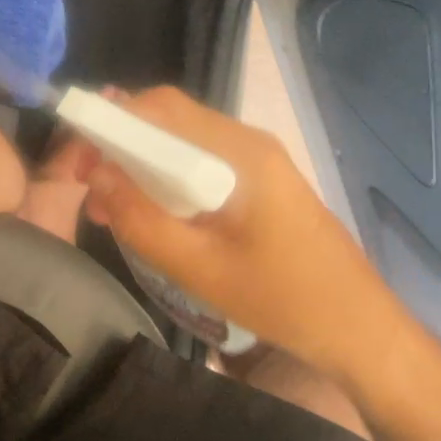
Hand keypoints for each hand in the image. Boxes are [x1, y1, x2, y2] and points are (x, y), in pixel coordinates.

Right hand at [81, 87, 406, 378]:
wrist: (362, 331)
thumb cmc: (284, 300)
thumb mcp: (199, 268)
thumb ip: (141, 220)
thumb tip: (95, 176)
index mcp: (239, 154)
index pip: (161, 109)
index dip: (110, 123)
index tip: (77, 159)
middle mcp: (247, 144)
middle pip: (166, 119)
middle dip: (117, 143)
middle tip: (85, 183)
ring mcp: (254, 161)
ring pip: (178, 141)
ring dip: (135, 163)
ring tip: (105, 204)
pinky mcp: (256, 182)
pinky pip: (195, 163)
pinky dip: (160, 178)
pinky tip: (143, 213)